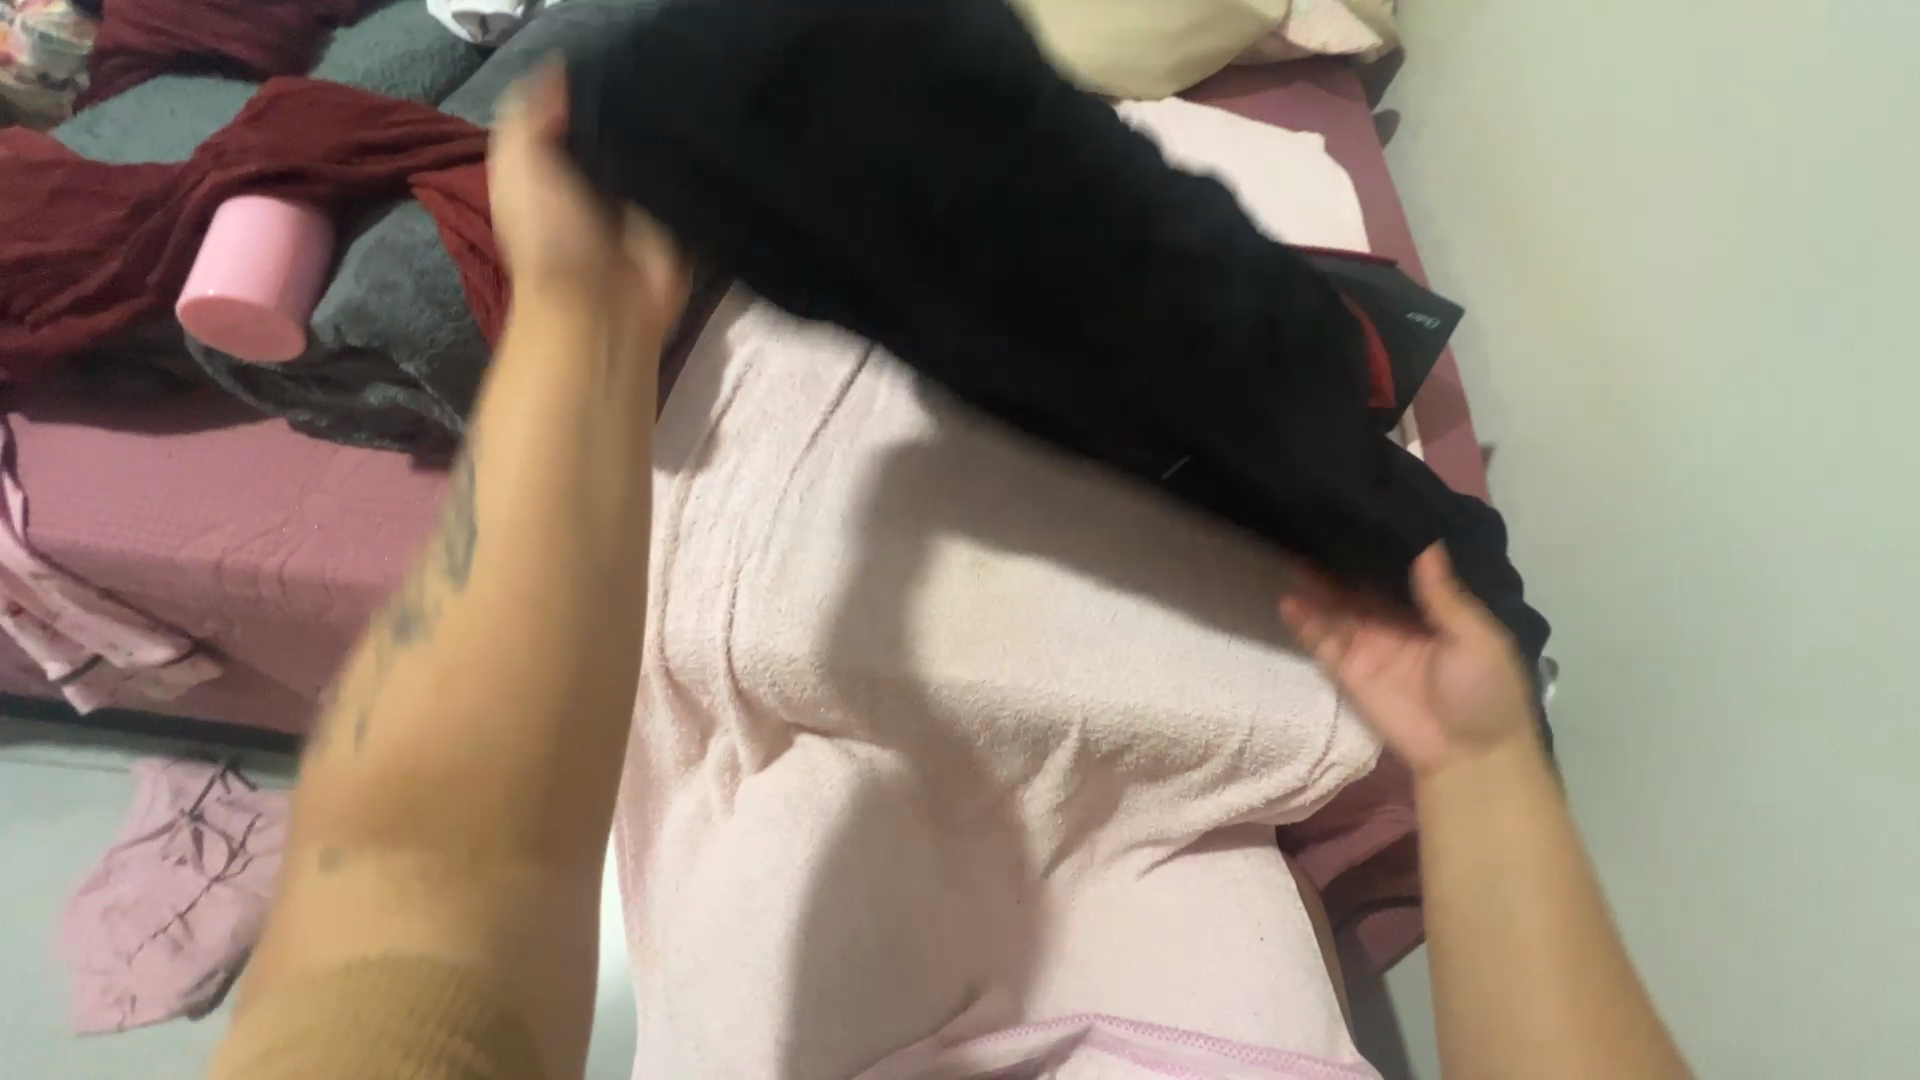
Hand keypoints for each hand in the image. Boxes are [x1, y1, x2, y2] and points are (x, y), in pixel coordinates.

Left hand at [488, 64, 688, 326]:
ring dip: (673, 137)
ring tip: (688, 104)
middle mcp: (602, 182)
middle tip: (660, 76)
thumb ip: (531, 111)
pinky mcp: (681, 228)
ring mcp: (645, 206)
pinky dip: (700, 174)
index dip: (591, 85)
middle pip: (626, 129)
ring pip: (662, 156)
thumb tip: (565, 72)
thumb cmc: (551, 237)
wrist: (604, 306)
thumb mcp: (517, 160)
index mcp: (557, 164)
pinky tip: (707, 149)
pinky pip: (693, 190)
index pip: (579, 110)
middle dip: (639, 106)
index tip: (617, 58)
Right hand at [1280, 544, 1537, 780]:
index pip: (1397, 578)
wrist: (1469, 756)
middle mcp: (1394, 626)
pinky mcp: (1347, 672)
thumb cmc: (1485, 692)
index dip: (1377, 554)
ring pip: (1335, 612)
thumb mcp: (1478, 638)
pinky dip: (1304, 623)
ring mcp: (1367, 649)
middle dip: (1338, 567)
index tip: (1357, 521)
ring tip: (1291, 558)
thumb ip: (1445, 596)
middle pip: (1360, 591)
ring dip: (1315, 590)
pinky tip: (1289, 601)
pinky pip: (1321, 643)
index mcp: (1430, 615)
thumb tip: (1427, 545)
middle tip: (1312, 532)